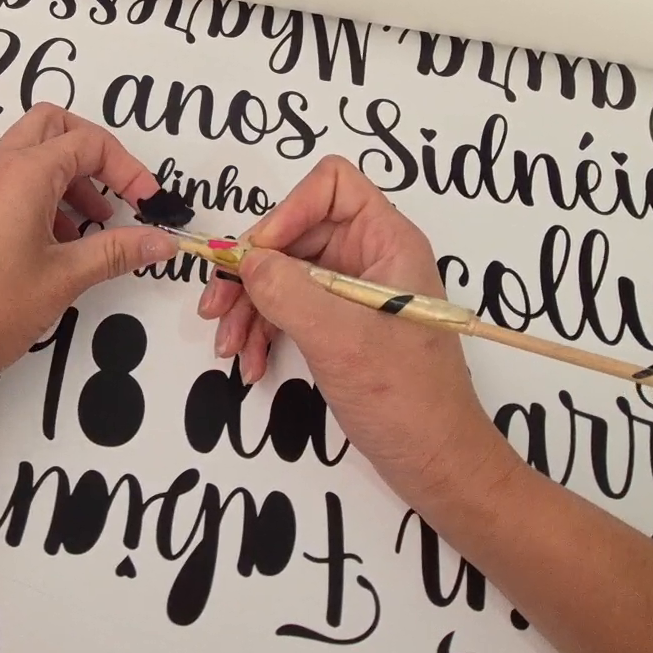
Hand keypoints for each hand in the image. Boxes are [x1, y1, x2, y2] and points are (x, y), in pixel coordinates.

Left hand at [0, 104, 174, 441]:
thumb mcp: (60, 280)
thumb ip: (114, 252)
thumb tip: (162, 240)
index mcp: (24, 173)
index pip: (88, 142)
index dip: (128, 168)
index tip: (149, 204)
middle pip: (52, 127)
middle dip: (92, 154)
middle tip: (116, 196)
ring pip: (26, 157)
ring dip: (64, 180)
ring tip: (87, 231)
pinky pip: (4, 185)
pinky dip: (36, 200)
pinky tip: (47, 249)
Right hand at [198, 155, 514, 506]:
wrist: (437, 467)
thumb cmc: (405, 398)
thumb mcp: (340, 339)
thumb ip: (287, 290)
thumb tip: (244, 259)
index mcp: (386, 241)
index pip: (332, 185)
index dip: (290, 210)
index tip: (260, 257)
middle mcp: (368, 256)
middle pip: (293, 232)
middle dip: (251, 271)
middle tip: (216, 307)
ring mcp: (350, 290)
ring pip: (281, 272)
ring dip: (247, 306)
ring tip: (227, 346)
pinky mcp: (336, 321)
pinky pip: (286, 305)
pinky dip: (261, 328)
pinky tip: (248, 360)